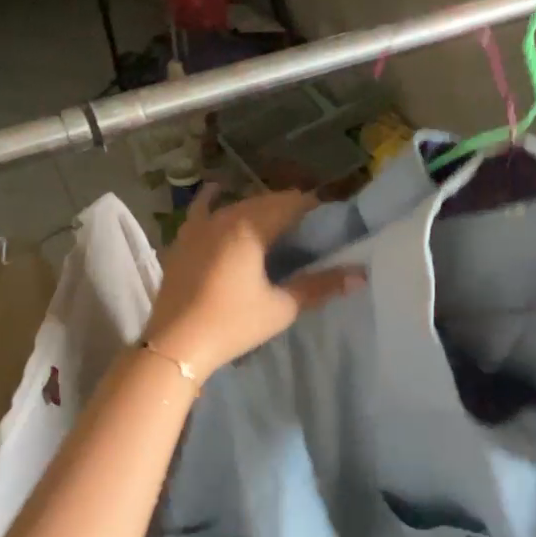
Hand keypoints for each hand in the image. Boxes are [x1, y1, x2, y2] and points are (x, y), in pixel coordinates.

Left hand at [141, 186, 365, 381]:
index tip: (330, 219)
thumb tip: (360, 275)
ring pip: (237, 206)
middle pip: (265, 202)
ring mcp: (200, 226)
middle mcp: (225, 217)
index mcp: (252, 227)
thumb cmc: (232, 323)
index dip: (313, 207)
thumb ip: (319, 286)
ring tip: (277, 224)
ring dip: (259, 209)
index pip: (291, 203)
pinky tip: (219, 191)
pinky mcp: (183, 240)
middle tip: (310, 227)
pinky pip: (202, 210)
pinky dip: (214, 200)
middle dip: (289, 208)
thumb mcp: (281, 307)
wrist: (175, 345)